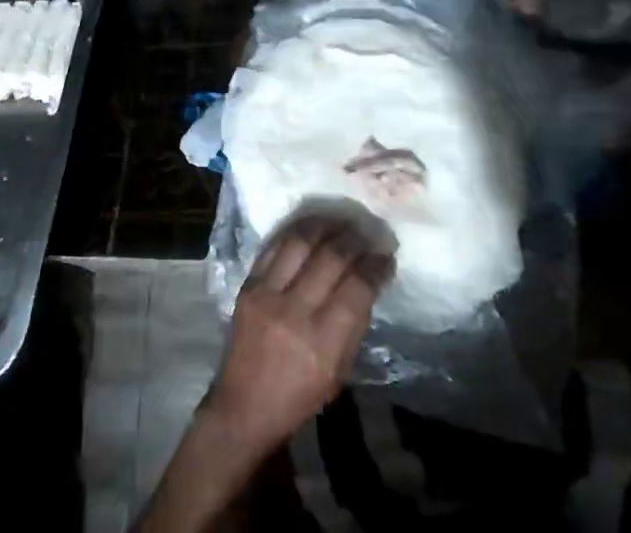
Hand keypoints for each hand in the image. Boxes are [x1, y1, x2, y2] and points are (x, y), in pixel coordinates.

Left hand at [203, 218, 394, 450]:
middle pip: (332, 257)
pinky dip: (296, 232)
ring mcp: (266, 295)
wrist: (243, 409)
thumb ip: (355, 323)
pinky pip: (274, 247)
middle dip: (356, 239)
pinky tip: (312, 227)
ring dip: (326, 226)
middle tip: (369, 231)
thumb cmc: (300, 397)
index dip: (377, 264)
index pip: (358, 286)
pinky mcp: (247, 287)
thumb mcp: (340, 370)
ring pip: (301, 242)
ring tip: (342, 221)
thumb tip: (370, 278)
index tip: (387, 254)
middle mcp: (294, 312)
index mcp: (323, 342)